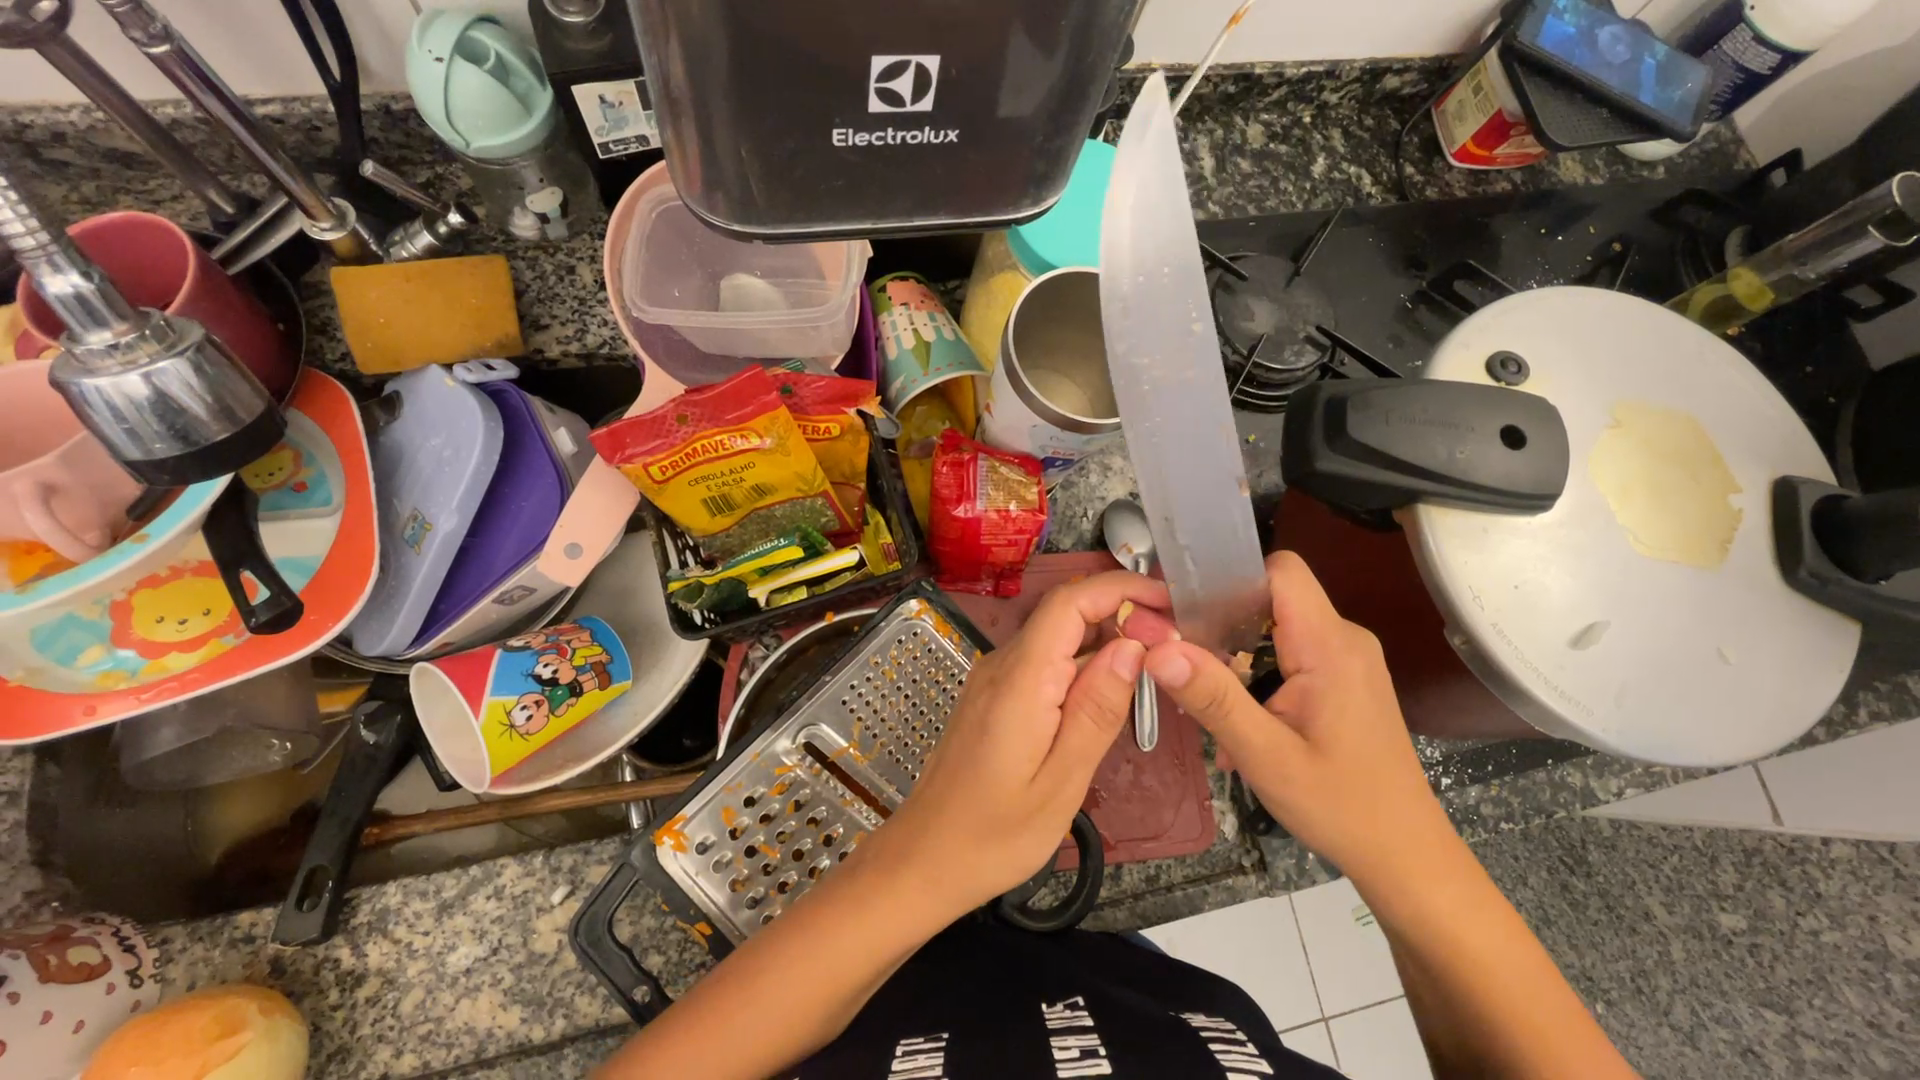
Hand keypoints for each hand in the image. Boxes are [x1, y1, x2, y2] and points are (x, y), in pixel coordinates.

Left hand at [867, 572, 1170, 916]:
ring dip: (1105, 641)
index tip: (1171, 602)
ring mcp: (993, 681)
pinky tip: (1110, 693)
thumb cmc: (995, 835)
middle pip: (1064, 615)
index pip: (1070, 603)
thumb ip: (1098, 709)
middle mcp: (1002, 666)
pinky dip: (1082, 666)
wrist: (925, 859)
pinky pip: (1043, 665)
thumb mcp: (1061, 781)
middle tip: (1176, 643)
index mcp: (1021, 679)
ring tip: (1155, 666)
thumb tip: (1133, 645)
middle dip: (1122, 614)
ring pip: (1056, 639)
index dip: (1122, 589)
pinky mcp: (993, 699)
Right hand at [1142, 552, 1448, 883]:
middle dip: (1220, 625)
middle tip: (1179, 664)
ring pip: (1275, 629)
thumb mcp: (1265, 755)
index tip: (1181, 609)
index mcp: (1330, 645)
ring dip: (1235, 658)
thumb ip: (1212, 697)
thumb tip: (1155, 648)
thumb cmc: (1339, 806)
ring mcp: (1347, 659)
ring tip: (1207, 702)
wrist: (1403, 853)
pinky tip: (1240, 721)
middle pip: (1270, 599)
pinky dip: (1257, 676)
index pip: (1279, 570)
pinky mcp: (1345, 680)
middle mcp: (1344, 639)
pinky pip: (1290, 655)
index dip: (1229, 578)